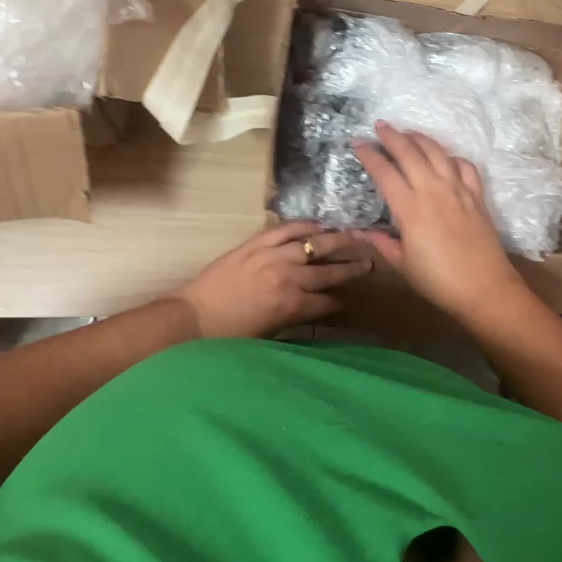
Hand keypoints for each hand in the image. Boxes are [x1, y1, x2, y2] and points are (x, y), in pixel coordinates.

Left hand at [169, 222, 371, 338]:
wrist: (192, 318)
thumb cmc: (229, 336)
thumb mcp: (269, 334)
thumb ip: (295, 319)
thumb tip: (316, 307)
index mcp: (292, 305)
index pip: (328, 300)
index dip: (341, 300)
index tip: (350, 298)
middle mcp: (288, 277)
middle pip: (329, 270)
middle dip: (352, 267)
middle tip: (370, 262)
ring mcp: (272, 256)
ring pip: (313, 244)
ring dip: (336, 240)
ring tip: (354, 236)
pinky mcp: (256, 243)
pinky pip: (286, 229)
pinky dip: (304, 225)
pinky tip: (318, 225)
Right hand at [352, 122, 528, 320]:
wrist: (485, 289)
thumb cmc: (438, 281)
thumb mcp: (403, 265)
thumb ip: (382, 243)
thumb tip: (360, 232)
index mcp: (410, 208)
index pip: (385, 172)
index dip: (369, 155)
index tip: (357, 143)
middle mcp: (433, 190)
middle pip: (410, 152)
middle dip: (393, 136)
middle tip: (380, 126)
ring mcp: (458, 190)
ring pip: (437, 153)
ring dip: (421, 139)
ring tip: (409, 133)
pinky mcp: (477, 196)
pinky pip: (465, 166)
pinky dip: (453, 157)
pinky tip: (446, 159)